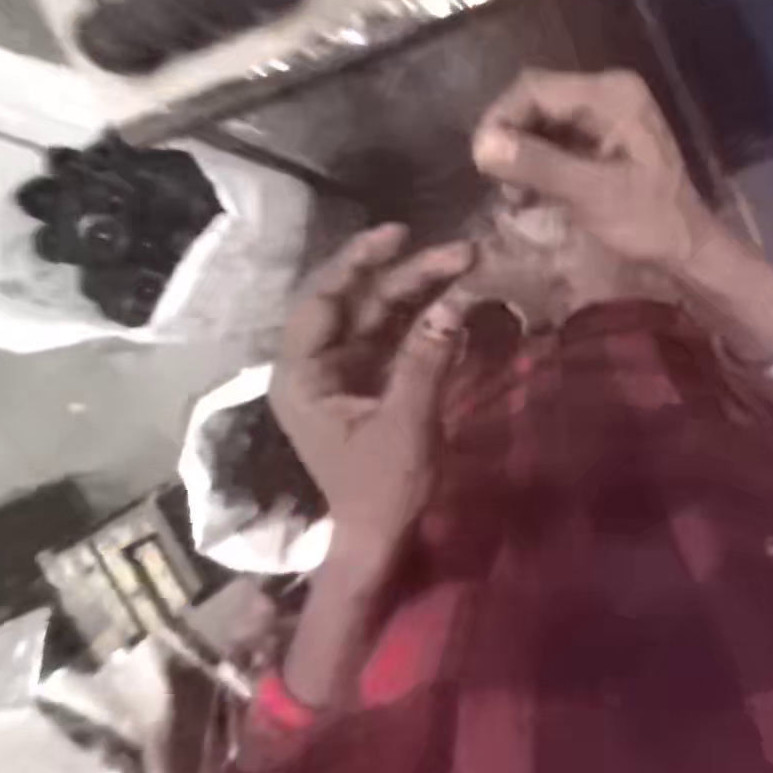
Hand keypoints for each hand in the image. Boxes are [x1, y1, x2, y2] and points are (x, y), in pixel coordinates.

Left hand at [268, 225, 474, 564]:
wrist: (384, 536)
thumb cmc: (382, 489)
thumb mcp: (406, 426)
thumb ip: (427, 362)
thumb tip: (455, 304)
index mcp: (304, 376)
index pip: (322, 302)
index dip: (357, 263)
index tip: (398, 236)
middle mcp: (322, 365)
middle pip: (363, 303)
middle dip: (410, 276)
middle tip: (461, 253)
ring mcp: (352, 372)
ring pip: (386, 316)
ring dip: (425, 292)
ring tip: (468, 266)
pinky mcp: (379, 381)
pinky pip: (402, 338)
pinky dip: (429, 320)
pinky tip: (456, 302)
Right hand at [472, 69, 721, 269]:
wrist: (687, 248)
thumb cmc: (648, 221)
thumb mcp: (592, 194)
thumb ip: (539, 167)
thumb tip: (481, 147)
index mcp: (612, 95)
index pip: (536, 88)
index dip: (501, 119)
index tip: (481, 161)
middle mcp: (608, 95)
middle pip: (538, 103)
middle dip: (511, 141)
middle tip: (497, 183)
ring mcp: (606, 117)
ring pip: (543, 124)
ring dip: (521, 157)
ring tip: (513, 197)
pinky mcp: (601, 141)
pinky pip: (557, 142)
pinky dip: (538, 166)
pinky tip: (527, 195)